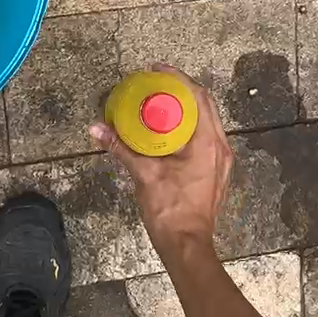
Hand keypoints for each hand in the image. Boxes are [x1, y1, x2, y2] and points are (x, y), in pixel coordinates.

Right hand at [90, 64, 231, 256]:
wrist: (187, 246)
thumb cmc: (170, 211)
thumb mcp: (143, 175)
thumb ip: (121, 148)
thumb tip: (96, 128)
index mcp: (208, 143)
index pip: (198, 97)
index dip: (179, 78)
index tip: (157, 70)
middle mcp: (220, 148)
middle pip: (205, 106)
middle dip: (181, 91)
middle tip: (157, 83)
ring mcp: (221, 161)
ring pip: (207, 123)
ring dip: (186, 109)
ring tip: (161, 103)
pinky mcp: (216, 172)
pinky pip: (205, 139)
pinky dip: (188, 128)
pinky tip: (168, 131)